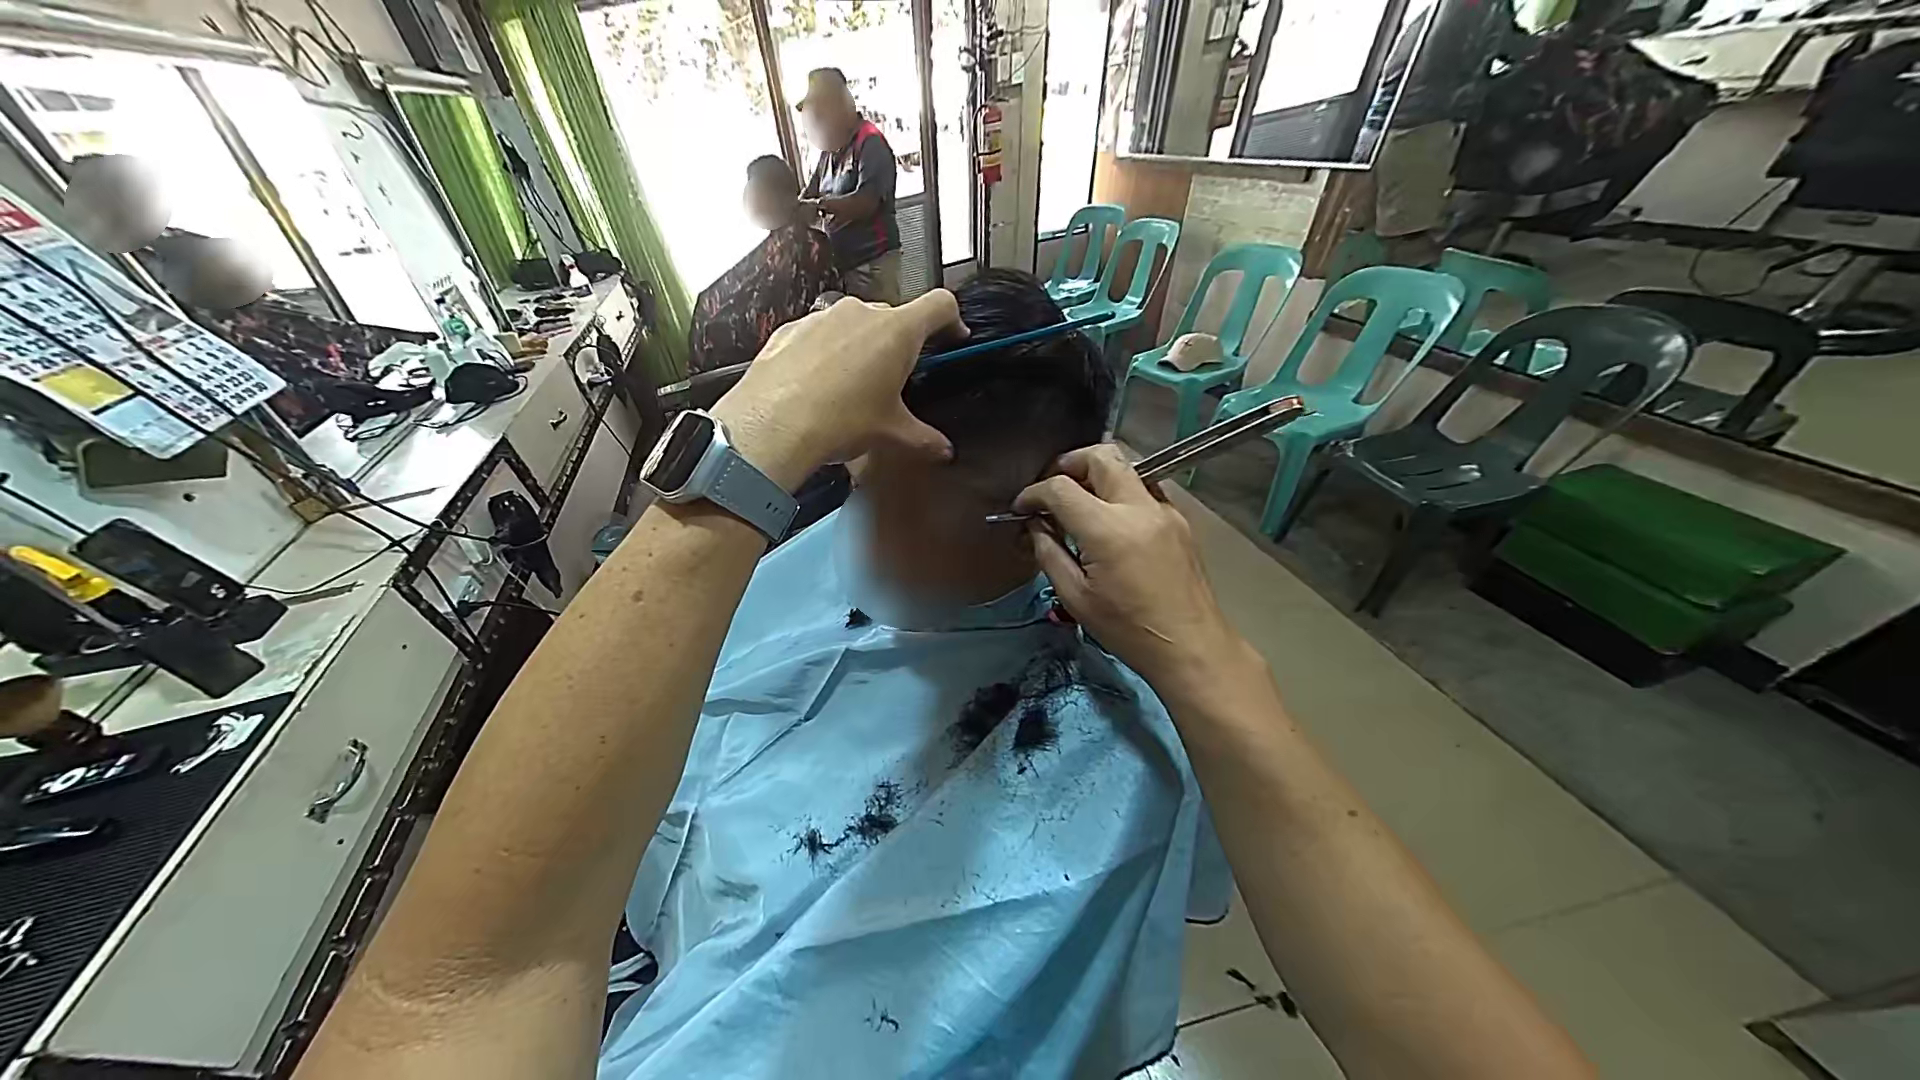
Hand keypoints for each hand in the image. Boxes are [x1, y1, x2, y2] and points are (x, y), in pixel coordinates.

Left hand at [710, 293, 964, 490]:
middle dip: (899, 344)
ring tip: (854, 389)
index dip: (952, 318)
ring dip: (860, 348)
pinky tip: (820, 387)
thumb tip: (940, 448)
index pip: (940, 304)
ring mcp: (823, 317)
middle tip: (897, 379)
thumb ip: (923, 438)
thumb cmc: (837, 420)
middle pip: (894, 317)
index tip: (952, 335)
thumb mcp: (891, 433)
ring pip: (854, 324)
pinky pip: (819, 334)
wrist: (773, 424)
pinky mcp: (792, 328)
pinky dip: (825, 353)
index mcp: (897, 331)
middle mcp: (861, 313)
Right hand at [1013, 444, 1256, 693]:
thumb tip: (1035, 525)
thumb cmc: (1128, 630)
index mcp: (1108, 530)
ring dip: (1096, 472)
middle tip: (1051, 488)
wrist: (1190, 646)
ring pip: (1126, 465)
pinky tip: (1109, 518)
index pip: (1061, 487)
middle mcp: (1139, 508)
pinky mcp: (1179, 519)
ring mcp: (1164, 510)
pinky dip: (1120, 490)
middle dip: (1068, 463)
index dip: (1034, 493)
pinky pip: (1144, 487)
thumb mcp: (1075, 597)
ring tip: (1078, 500)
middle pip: (1100, 455)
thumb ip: (1049, 553)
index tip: (1022, 507)